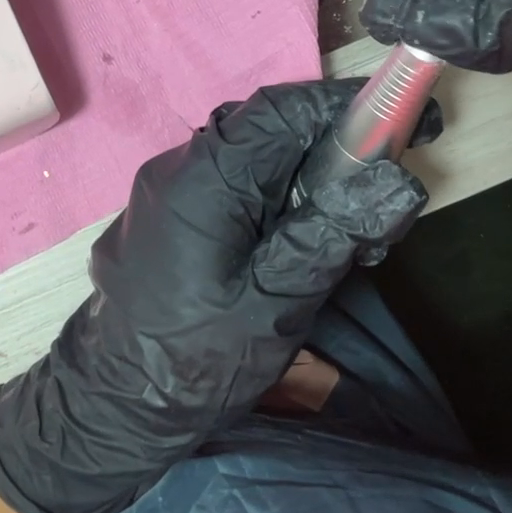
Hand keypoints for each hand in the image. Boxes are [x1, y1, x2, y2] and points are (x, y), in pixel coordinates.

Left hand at [0, 81, 433, 512]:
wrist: (109, 406)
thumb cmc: (191, 361)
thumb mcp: (274, 305)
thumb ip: (331, 235)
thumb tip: (397, 178)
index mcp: (201, 179)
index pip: (279, 111)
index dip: (342, 106)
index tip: (402, 119)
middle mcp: (176, 169)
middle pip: (265, 132)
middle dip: (331, 149)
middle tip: (382, 190)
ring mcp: (165, 193)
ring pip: (249, 161)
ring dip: (305, 180)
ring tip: (352, 231)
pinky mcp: (165, 219)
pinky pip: (227, 188)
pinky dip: (273, 201)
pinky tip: (301, 243)